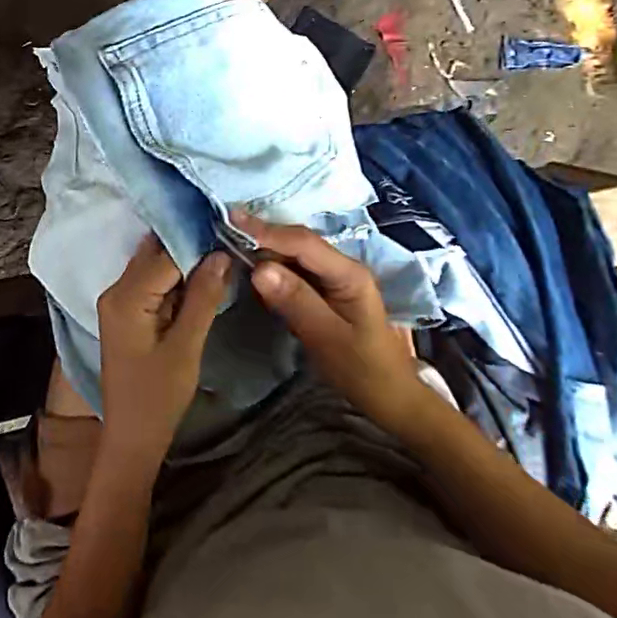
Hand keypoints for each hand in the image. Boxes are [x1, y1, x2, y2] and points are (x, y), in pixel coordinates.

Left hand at [95, 236, 230, 467]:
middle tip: (228, 235)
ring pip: (154, 265)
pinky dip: (176, 277)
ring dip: (185, 259)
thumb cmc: (159, 396)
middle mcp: (115, 291)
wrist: (133, 436)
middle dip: (190, 243)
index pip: (166, 254)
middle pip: (156, 253)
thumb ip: (203, 297)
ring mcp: (118, 301)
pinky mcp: (127, 312)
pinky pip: (152, 282)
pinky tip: (203, 276)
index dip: (198, 240)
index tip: (230, 228)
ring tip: (221, 250)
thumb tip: (221, 254)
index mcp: (126, 297)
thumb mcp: (186, 346)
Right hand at [234, 212, 431, 433]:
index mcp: (349, 273)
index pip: (303, 243)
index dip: (267, 231)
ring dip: (267, 251)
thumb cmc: (363, 369)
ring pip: (296, 256)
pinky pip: (297, 272)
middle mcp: (343, 267)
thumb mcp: (327, 338)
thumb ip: (296, 301)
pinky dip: (275, 269)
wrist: (390, 396)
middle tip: (225, 231)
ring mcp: (336, 279)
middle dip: (263, 236)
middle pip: (299, 243)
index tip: (233, 221)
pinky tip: (255, 272)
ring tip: (233, 245)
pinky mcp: (327, 291)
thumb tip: (259, 268)